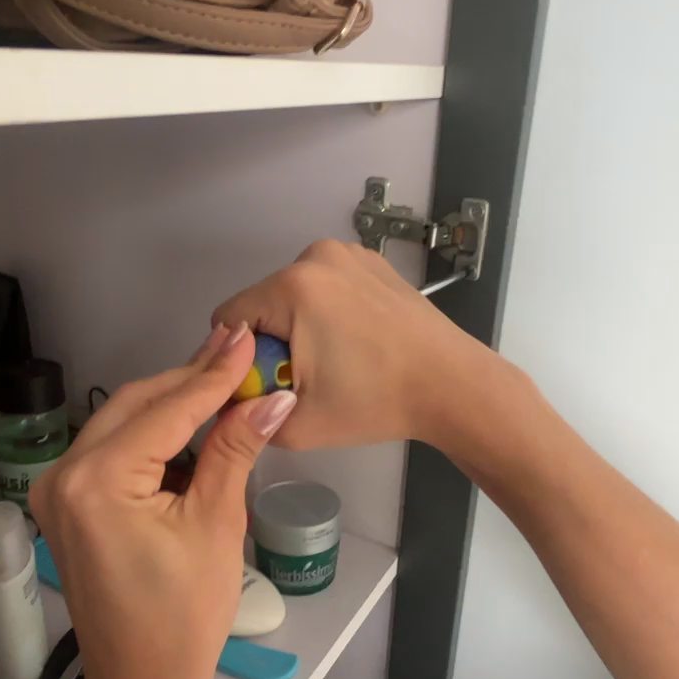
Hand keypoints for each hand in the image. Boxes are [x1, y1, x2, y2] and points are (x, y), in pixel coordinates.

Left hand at [31, 323, 298, 678]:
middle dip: (188, 380)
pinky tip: (191, 426)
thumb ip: (235, 448)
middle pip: (135, 405)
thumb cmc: (185, 614)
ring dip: (171, 406)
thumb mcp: (216, 523)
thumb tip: (273, 397)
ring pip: (122, 423)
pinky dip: (152, 436)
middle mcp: (62, 474)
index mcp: (96, 481)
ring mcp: (57, 490)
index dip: (213, 373)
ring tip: (223, 384)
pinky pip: (113, 451)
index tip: (248, 338)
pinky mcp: (67, 505)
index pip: (166, 410)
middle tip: (237, 353)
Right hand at [212, 239, 507, 451]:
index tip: (270, 384)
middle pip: (261, 305)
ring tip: (335, 360)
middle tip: (308, 378)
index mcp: (293, 287)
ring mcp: (348, 254)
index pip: (228, 320)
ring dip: (298, 327)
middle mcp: (316, 256)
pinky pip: (324, 286)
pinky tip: (355, 342)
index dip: (239, 359)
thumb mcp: (297, 425)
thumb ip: (246, 413)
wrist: (452, 386)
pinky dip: (326, 312)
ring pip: (291, 295)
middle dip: (272, 342)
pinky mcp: (370, 262)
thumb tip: (226, 400)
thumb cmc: (377, 403)